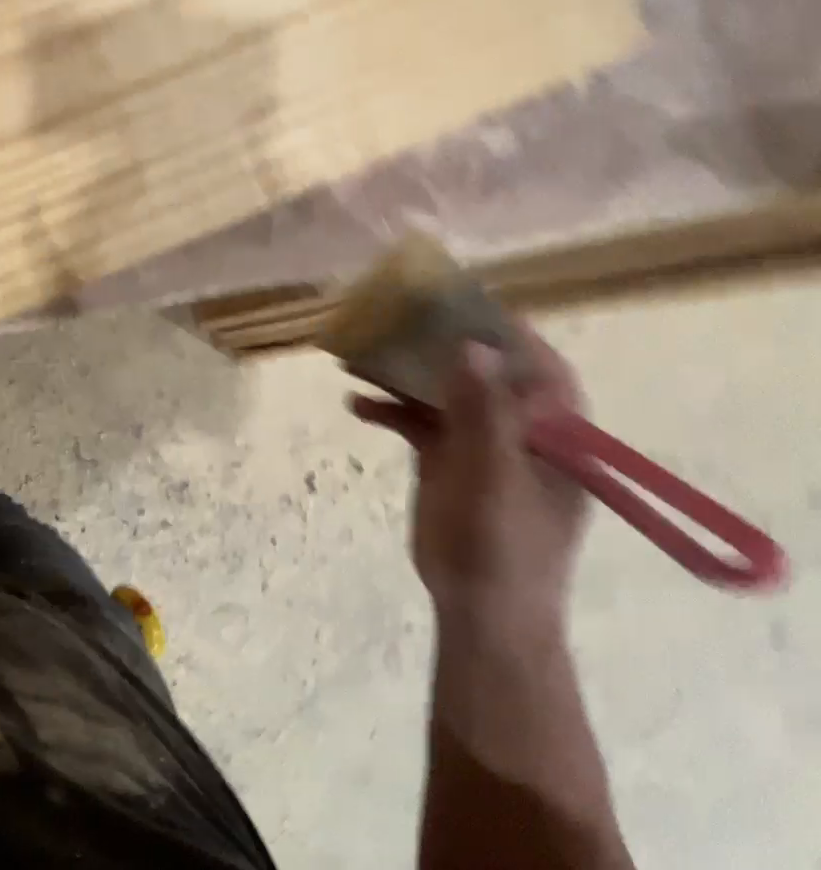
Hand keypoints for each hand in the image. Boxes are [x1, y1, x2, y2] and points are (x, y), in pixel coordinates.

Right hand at [350, 328, 587, 625]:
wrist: (483, 609)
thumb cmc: (503, 548)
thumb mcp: (493, 478)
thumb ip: (484, 414)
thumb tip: (470, 347)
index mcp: (553, 431)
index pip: (537, 365)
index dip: (504, 331)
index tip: (460, 301)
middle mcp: (521, 430)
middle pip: (483, 372)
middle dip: (440, 346)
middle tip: (394, 319)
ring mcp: (482, 446)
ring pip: (445, 393)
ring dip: (406, 375)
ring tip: (359, 356)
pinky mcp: (448, 463)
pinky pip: (420, 423)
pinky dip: (390, 410)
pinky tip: (356, 405)